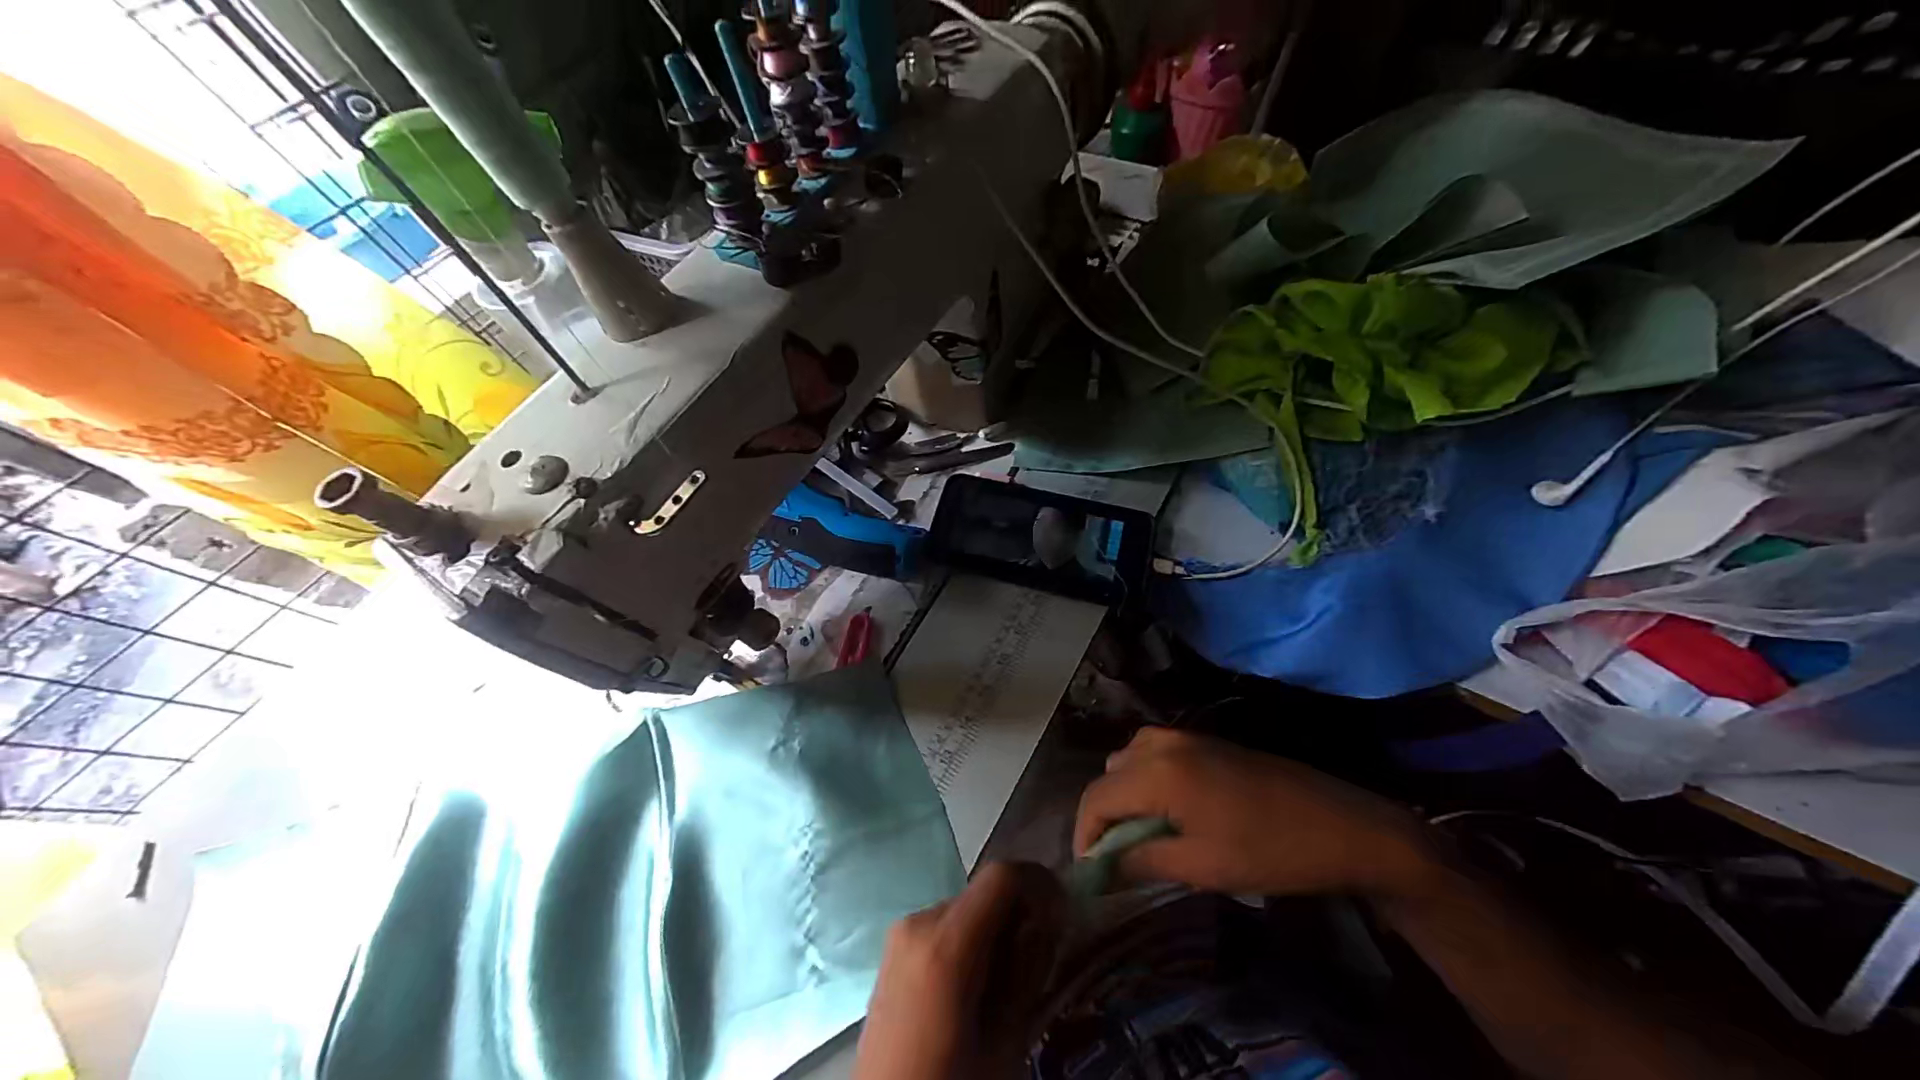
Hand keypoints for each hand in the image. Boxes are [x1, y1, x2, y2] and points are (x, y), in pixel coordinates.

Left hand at [853, 862, 1066, 1079]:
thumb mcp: (1004, 1044)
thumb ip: (1027, 975)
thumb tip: (1046, 924)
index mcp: (945, 943)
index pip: (1001, 876)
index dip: (1040, 884)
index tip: (1063, 914)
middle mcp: (918, 922)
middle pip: (984, 892)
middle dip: (1020, 912)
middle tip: (1044, 955)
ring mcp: (900, 933)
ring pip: (967, 909)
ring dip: (996, 928)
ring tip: (1011, 978)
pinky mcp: (892, 949)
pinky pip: (944, 927)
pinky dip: (970, 940)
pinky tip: (978, 986)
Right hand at [1075, 727, 1440, 900]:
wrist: (1345, 826)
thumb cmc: (1270, 851)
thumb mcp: (1201, 866)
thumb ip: (1141, 861)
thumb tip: (1099, 869)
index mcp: (1158, 771)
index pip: (1096, 798)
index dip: (1084, 836)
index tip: (1091, 873)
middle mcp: (1163, 744)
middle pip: (1109, 774)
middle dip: (1104, 815)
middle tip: (1117, 858)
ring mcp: (1188, 737)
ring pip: (1129, 760)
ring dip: (1124, 795)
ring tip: (1142, 836)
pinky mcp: (1208, 742)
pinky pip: (1155, 754)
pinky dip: (1147, 781)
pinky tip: (1169, 813)